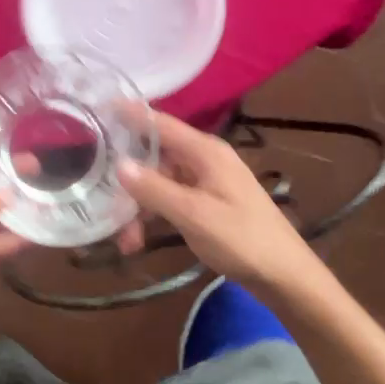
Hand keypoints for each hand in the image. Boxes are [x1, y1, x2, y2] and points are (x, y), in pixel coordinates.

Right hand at [116, 112, 321, 290]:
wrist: (285, 276)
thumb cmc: (242, 239)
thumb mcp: (193, 215)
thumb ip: (154, 189)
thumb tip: (119, 164)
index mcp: (205, 152)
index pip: (160, 123)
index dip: (130, 115)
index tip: (100, 107)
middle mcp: (205, 160)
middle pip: (156, 157)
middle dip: (128, 180)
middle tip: (104, 205)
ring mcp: (208, 182)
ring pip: (160, 182)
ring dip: (140, 207)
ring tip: (126, 241)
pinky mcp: (208, 204)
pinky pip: (172, 200)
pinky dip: (155, 216)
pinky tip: (140, 240)